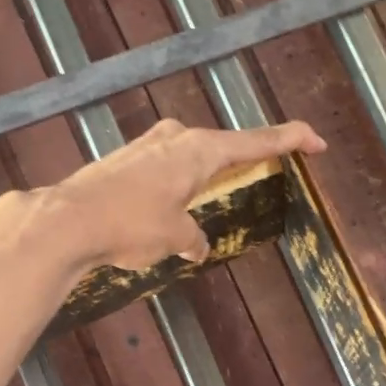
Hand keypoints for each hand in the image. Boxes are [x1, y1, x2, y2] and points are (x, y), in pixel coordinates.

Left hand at [42, 118, 325, 271]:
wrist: (69, 219)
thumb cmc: (132, 224)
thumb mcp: (175, 237)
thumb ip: (193, 239)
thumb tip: (197, 246)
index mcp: (200, 150)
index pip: (256, 142)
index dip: (289, 141)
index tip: (317, 141)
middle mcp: (176, 139)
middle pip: (221, 147)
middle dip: (240, 162)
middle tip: (261, 173)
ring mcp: (147, 145)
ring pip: (189, 159)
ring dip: (202, 179)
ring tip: (207, 204)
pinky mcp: (124, 160)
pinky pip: (164, 170)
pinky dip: (175, 187)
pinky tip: (167, 211)